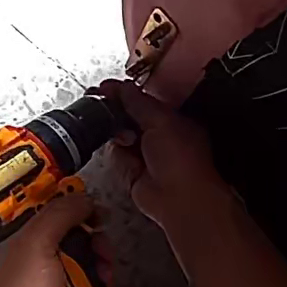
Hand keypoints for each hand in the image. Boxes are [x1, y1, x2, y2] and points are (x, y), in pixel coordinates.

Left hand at [0, 191, 93, 286]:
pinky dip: (102, 278)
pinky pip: (93, 277)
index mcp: (13, 240)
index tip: (85, 199)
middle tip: (98, 234)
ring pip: (85, 253)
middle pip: (70, 229)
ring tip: (102, 264)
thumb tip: (81, 198)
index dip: (66, 200)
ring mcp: (51, 278)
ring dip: (99, 256)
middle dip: (90, 231)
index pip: (42, 207)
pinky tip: (102, 282)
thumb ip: (59, 214)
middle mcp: (31, 257)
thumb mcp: (35, 244)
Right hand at [99, 80, 231, 232]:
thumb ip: (138, 102)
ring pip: (117, 137)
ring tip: (131, 142)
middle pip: (126, 118)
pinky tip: (133, 162)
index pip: (142, 101)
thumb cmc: (183, 160)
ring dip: (121, 138)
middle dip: (116, 115)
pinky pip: (117, 158)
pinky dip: (122, 159)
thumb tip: (122, 87)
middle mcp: (158, 136)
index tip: (105, 89)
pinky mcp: (133, 171)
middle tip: (103, 108)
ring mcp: (144, 154)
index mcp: (171, 119)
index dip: (123, 94)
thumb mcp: (161, 120)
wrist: (179, 198)